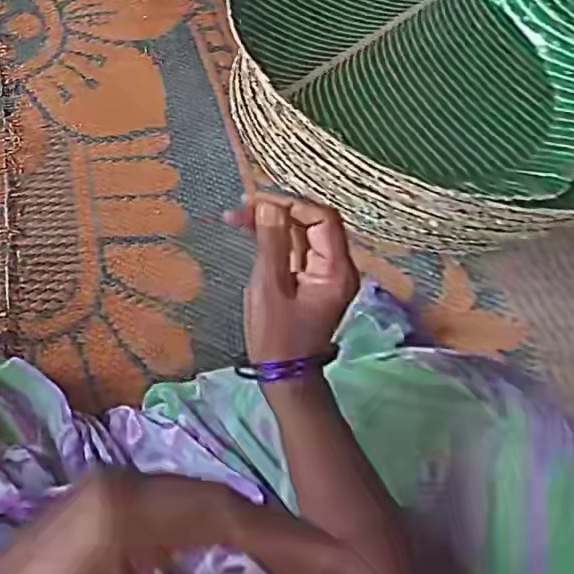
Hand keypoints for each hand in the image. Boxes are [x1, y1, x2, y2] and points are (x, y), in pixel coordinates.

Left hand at [0, 473, 308, 573]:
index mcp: (124, 511)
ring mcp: (102, 496)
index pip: (232, 514)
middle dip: (282, 542)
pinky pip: (170, 520)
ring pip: (195, 509)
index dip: (301, 545)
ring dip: (250, 542)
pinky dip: (213, 544)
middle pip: (217, 503)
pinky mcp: (95, 515)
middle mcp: (115, 486)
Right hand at [228, 192, 359, 363]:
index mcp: (336, 270)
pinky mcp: (308, 278)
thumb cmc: (276, 334)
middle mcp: (336, 267)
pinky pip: (293, 248)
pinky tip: (248, 231)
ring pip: (300, 233)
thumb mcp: (269, 286)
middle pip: (313, 223)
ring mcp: (323, 273)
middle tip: (241, 207)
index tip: (256, 201)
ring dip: (271, 221)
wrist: (284, 372)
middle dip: (278, 209)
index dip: (291, 204)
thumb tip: (268, 205)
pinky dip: (272, 237)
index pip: (323, 219)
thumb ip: (271, 243)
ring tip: (236, 216)